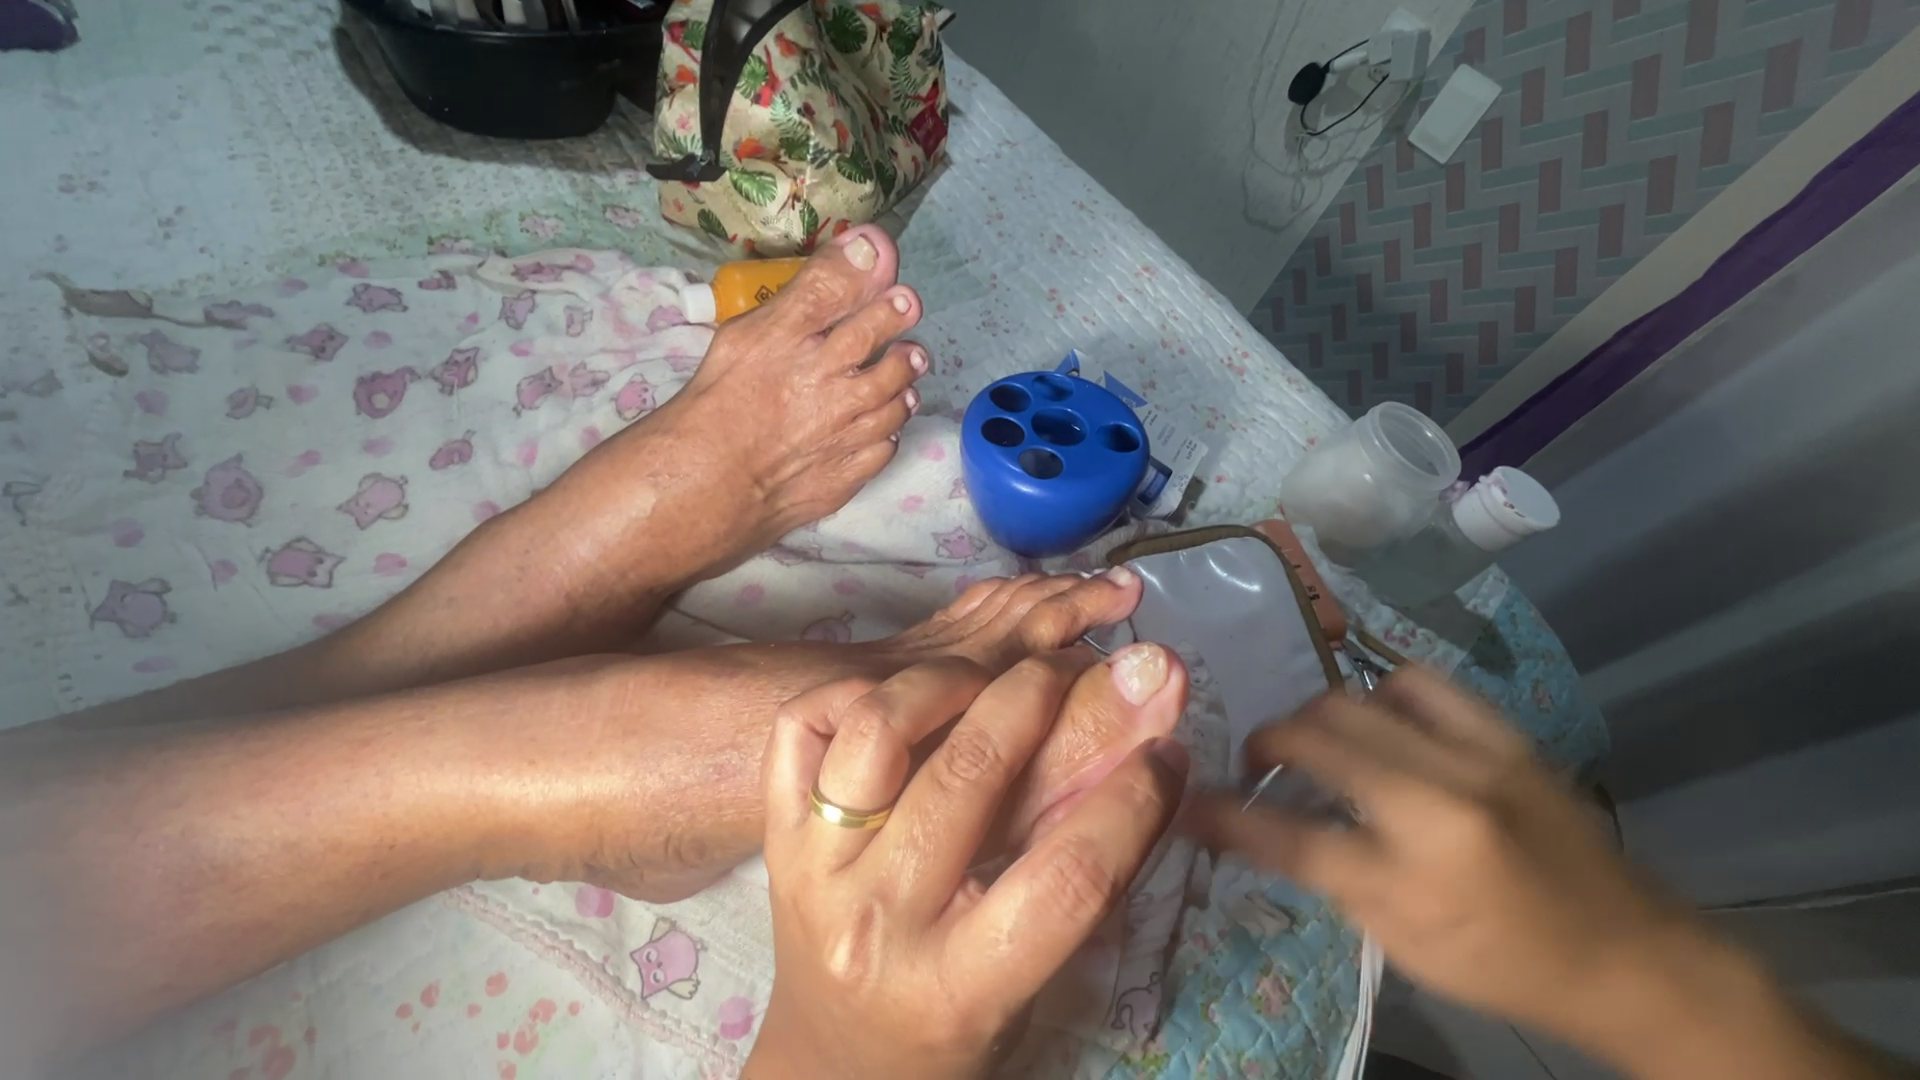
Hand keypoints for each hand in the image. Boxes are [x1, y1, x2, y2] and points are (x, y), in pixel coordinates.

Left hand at [747, 651, 1189, 1079]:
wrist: (834, 1057)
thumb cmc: (955, 1022)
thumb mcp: (1032, 975)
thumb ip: (1086, 867)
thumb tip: (1155, 750)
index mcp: (961, 986)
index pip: (1066, 880)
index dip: (1133, 801)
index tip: (1167, 748)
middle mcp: (877, 923)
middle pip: (967, 778)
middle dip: (1038, 696)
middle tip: (1075, 667)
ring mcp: (812, 870)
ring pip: (877, 731)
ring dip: (946, 679)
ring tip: (987, 673)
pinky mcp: (775, 831)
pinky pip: (803, 725)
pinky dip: (859, 689)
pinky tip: (906, 696)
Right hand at [1183, 667, 1689, 1043]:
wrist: (1632, 956)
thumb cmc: (1503, 965)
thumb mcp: (1402, 945)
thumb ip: (1330, 876)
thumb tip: (1261, 826)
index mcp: (1407, 880)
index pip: (1287, 835)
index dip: (1225, 815)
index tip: (1190, 802)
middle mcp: (1435, 808)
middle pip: (1314, 741)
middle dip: (1265, 744)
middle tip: (1256, 761)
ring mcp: (1474, 761)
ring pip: (1354, 700)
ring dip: (1315, 717)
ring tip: (1314, 738)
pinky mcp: (1506, 737)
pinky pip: (1421, 683)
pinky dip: (1381, 694)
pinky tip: (1378, 715)